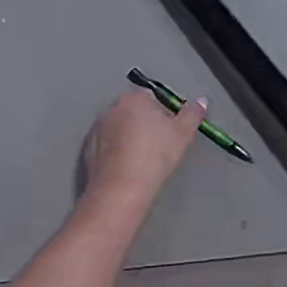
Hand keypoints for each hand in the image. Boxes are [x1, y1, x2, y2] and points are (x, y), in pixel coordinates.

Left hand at [82, 89, 204, 201]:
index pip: (151, 98)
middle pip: (132, 111)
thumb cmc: (155, 157)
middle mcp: (111, 108)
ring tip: (140, 160)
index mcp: (134, 99)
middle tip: (156, 147)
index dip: (163, 115)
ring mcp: (96, 128)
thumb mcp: (182, 134)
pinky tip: (124, 168)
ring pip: (117, 128)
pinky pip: (105, 145)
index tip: (168, 133)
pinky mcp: (86, 148)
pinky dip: (113, 152)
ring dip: (127, 137)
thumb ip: (192, 114)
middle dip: (143, 124)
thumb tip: (200, 101)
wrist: (121, 188)